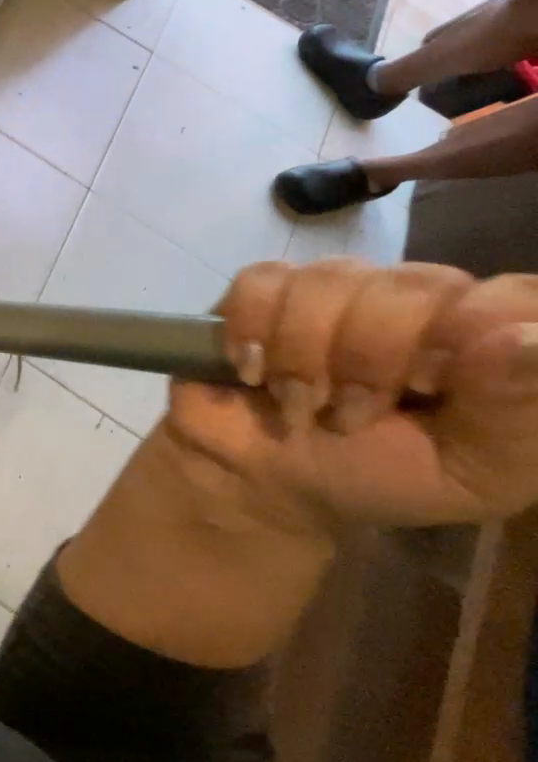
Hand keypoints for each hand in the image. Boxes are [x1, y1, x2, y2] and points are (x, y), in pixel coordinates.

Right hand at [172, 259, 537, 532]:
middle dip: (366, 359)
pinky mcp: (261, 293)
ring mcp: (337, 291)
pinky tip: (251, 369)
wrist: (256, 481)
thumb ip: (513, 413)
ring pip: (328, 280)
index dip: (472, 326)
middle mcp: (421, 303)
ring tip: (297, 402)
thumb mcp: (467, 475)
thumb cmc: (372, 480)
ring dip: (300, 356)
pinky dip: (250, 331)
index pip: (512, 295)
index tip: (426, 384)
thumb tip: (525, 338)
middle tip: (347, 415)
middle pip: (410, 285)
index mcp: (488, 343)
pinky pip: (261, 282)